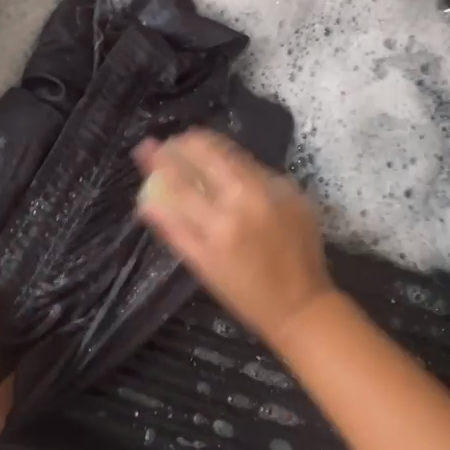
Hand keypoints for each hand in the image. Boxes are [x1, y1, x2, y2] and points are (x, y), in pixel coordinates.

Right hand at [133, 130, 335, 344]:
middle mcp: (247, 199)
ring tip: (196, 149)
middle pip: (209, 152)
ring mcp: (273, 191)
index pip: (180, 180)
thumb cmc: (245, 293)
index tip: (146, 147)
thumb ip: (173, 229)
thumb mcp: (203, 265)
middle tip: (174, 143)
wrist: (304, 306)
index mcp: (220, 224)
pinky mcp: (292, 190)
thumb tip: (145, 202)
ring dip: (212, 149)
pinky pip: (257, 168)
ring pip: (234, 154)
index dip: (159, 159)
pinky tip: (233, 179)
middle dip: (186, 143)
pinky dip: (239, 168)